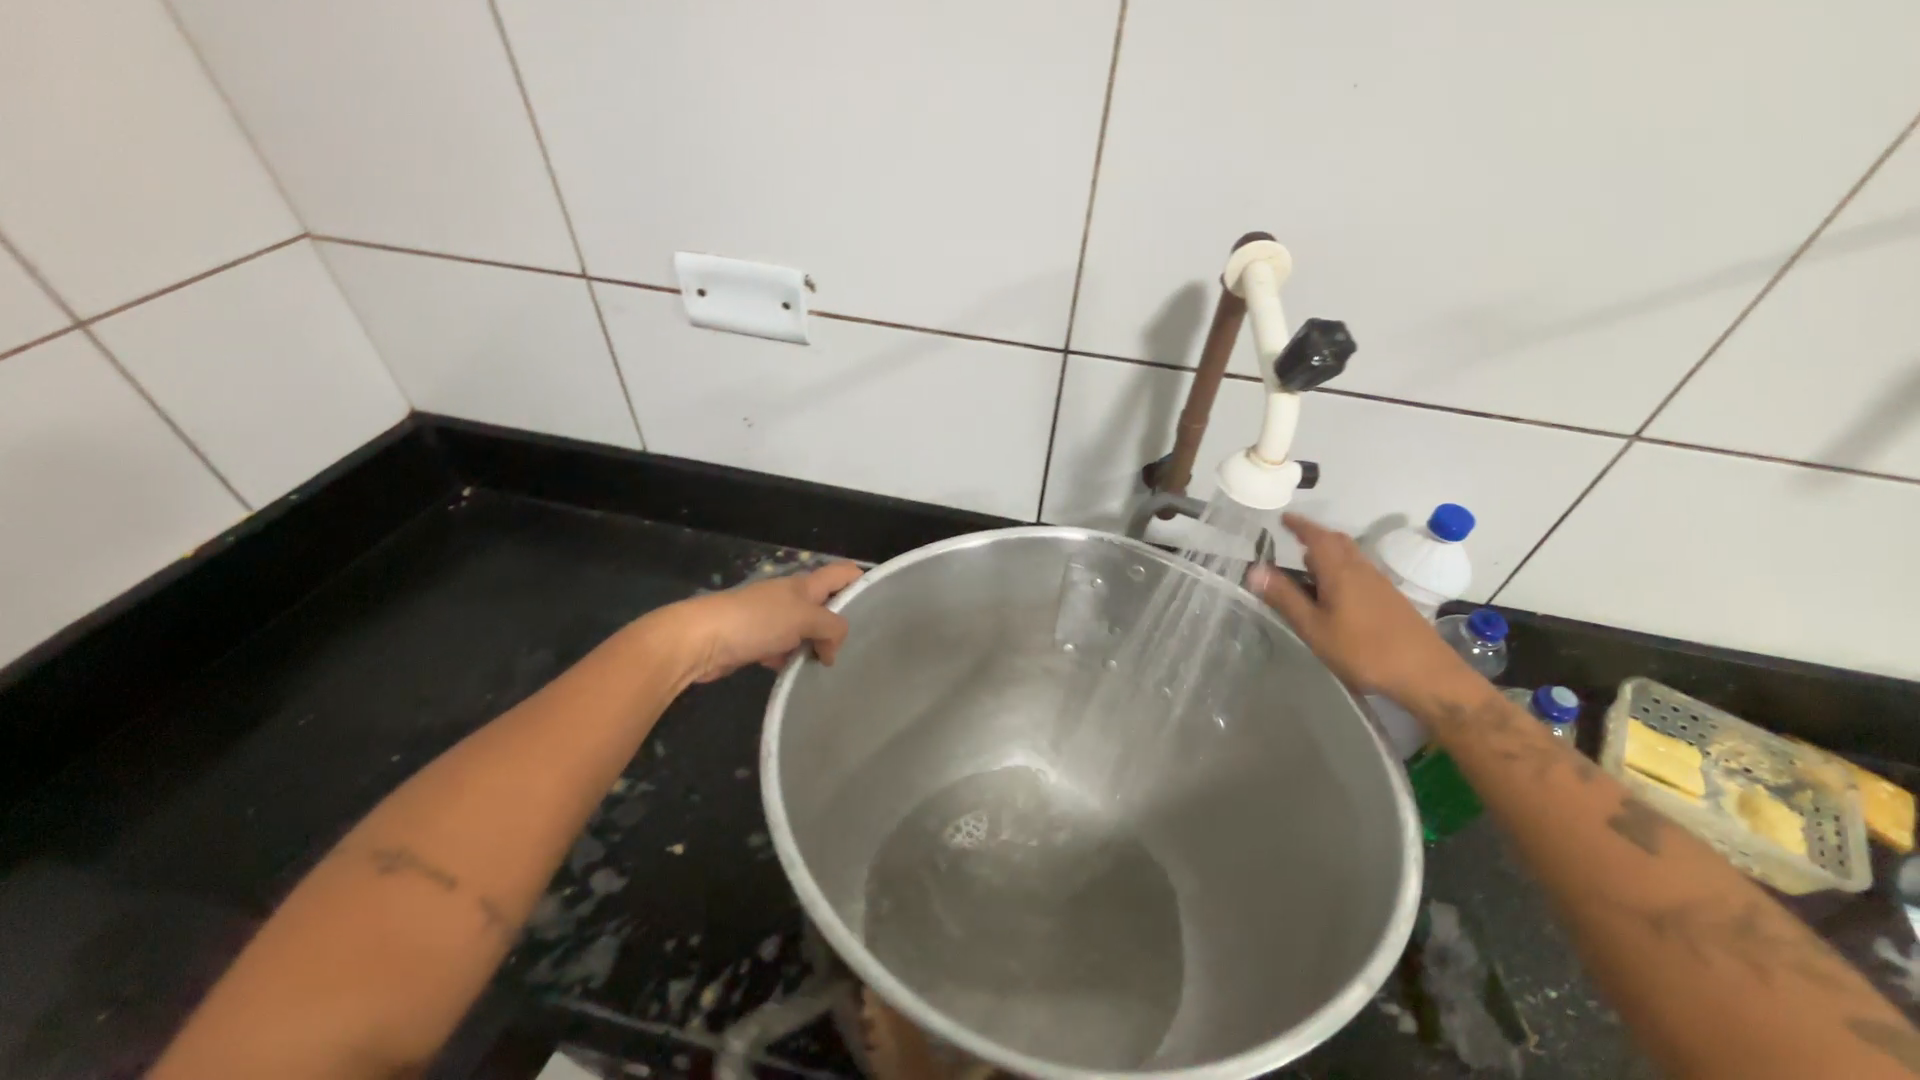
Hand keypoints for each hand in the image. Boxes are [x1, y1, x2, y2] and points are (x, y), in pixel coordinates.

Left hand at [665, 562, 863, 683]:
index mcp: (804, 585)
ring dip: (816, 647)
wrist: (702, 640)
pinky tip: (800, 678)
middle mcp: (790, 598)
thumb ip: (832, 628)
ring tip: (836, 669)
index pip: (842, 573)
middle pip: (825, 606)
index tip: (882, 604)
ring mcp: (772, 621)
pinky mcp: (757, 643)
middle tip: (862, 648)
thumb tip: (833, 650)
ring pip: (805, 632)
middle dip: (841, 624)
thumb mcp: (804, 618)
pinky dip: (792, 662)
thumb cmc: (757, 621)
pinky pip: (784, 651)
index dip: (862, 581)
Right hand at [1247, 513, 1471, 701]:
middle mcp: (1361, 570)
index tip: (1283, 518)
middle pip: (1337, 542)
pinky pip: (1360, 571)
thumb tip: (1255, 569)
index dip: (1300, 526)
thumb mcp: (1314, 628)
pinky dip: (1341, 569)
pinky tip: (1335, 593)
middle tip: (1293, 540)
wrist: (1424, 672)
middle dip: (1315, 537)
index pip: (1317, 537)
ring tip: (1307, 569)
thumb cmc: (1362, 650)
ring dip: (1329, 554)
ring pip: (1350, 557)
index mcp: (1340, 572)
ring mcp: (1380, 584)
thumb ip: (1285, 598)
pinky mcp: (1390, 599)